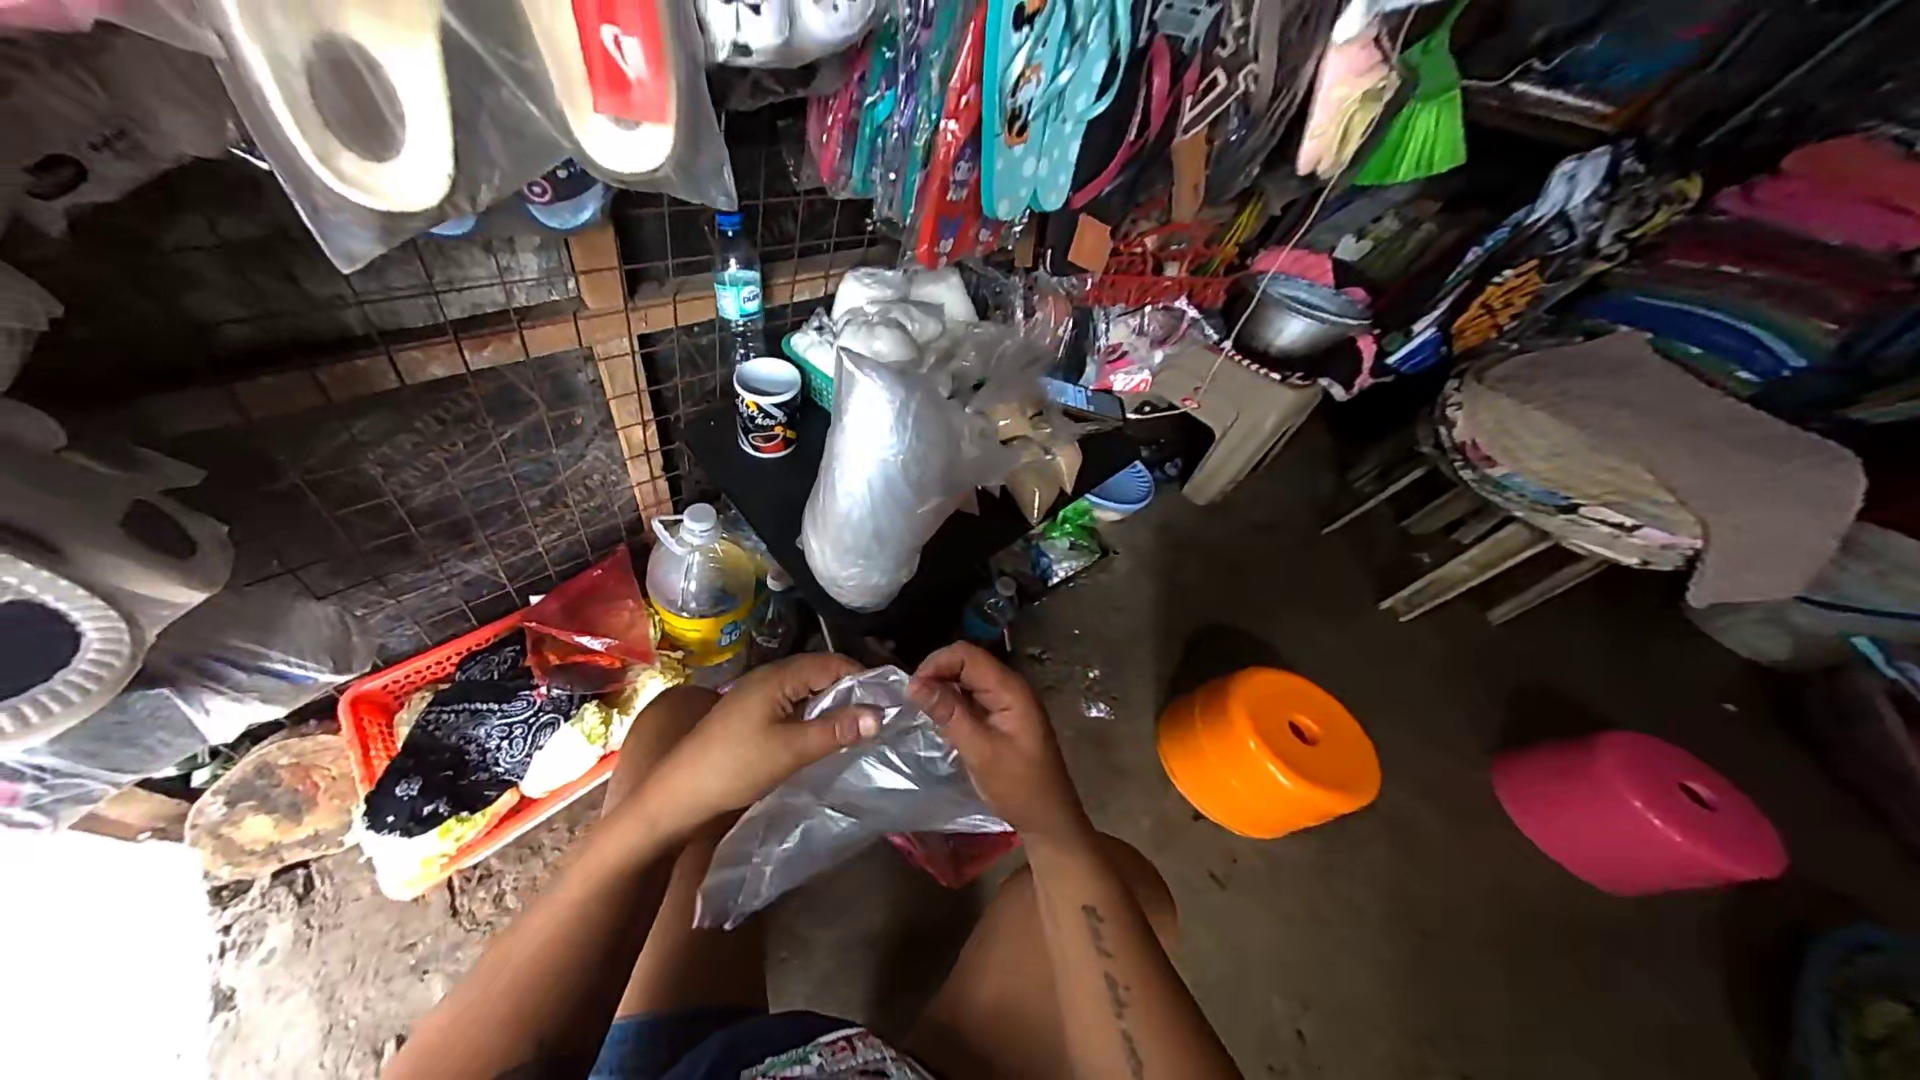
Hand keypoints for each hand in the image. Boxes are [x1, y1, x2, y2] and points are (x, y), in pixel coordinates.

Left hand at [643, 653, 878, 833]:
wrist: (676, 795)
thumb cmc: (734, 767)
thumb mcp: (791, 750)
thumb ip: (836, 730)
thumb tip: (880, 714)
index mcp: (778, 677)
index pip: (832, 662)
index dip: (862, 677)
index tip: (888, 699)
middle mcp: (769, 677)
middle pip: (820, 671)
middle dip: (851, 688)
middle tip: (879, 712)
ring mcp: (758, 695)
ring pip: (807, 688)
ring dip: (832, 702)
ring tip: (859, 723)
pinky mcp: (752, 713)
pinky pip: (793, 702)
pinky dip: (814, 712)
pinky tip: (824, 732)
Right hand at [909, 642, 1091, 845]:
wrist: (1048, 818)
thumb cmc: (1018, 786)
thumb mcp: (979, 750)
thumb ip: (948, 713)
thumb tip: (914, 684)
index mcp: (1010, 689)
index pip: (967, 655)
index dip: (937, 663)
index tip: (912, 689)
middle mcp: (1009, 687)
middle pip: (967, 662)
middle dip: (937, 674)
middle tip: (912, 700)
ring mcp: (1006, 701)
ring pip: (967, 678)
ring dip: (943, 687)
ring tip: (920, 708)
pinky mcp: (1001, 715)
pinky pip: (972, 696)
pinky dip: (953, 701)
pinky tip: (939, 718)